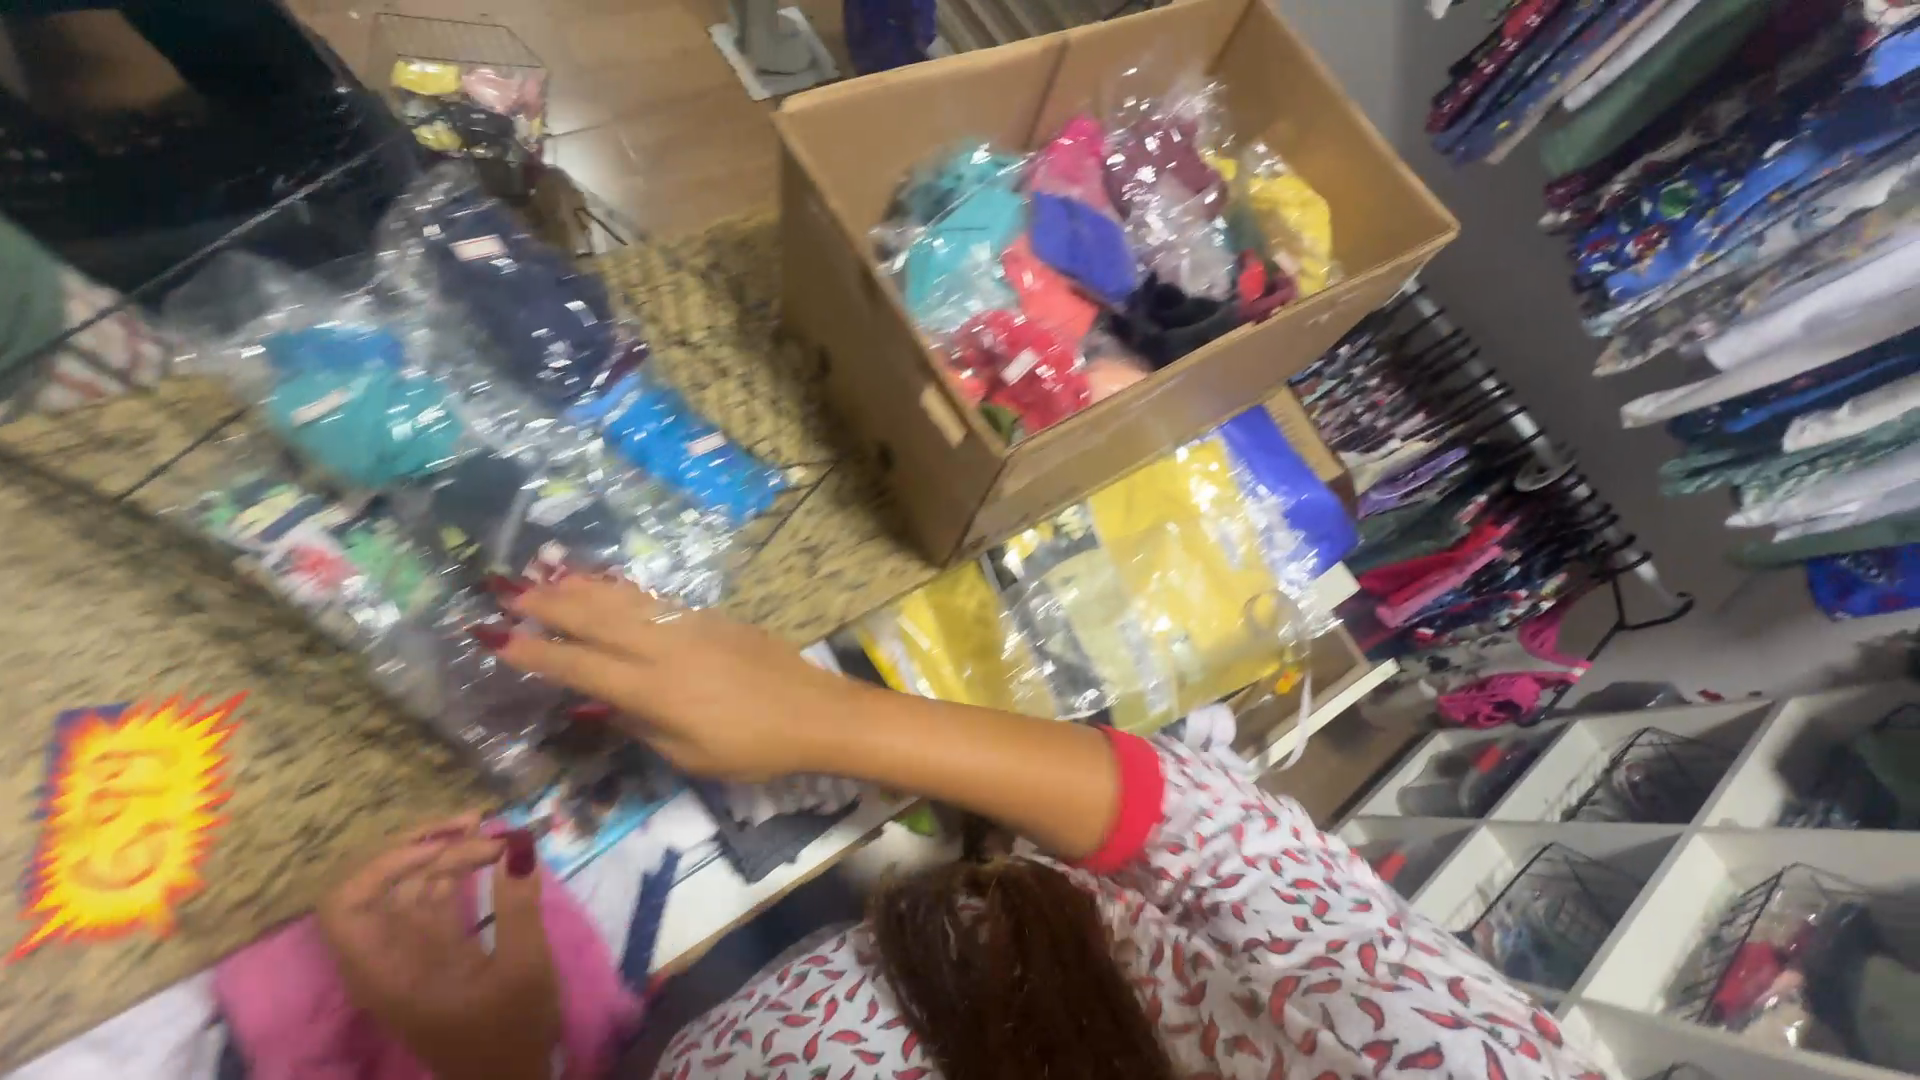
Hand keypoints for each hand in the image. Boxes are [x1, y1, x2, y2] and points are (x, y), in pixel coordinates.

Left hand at [317, 815, 558, 1079]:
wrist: (512, 1078)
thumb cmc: (511, 1031)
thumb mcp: (523, 967)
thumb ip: (518, 904)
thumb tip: (520, 841)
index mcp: (385, 971)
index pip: (349, 903)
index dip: (390, 863)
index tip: (451, 842)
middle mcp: (386, 957)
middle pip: (376, 886)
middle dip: (421, 846)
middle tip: (476, 821)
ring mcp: (412, 952)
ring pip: (409, 888)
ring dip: (445, 853)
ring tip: (492, 829)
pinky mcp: (438, 950)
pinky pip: (435, 900)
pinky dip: (459, 872)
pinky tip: (492, 854)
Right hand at [490, 577, 871, 780]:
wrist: (815, 712)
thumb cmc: (753, 748)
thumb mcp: (689, 755)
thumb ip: (639, 725)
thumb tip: (599, 704)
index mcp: (653, 691)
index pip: (580, 668)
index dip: (534, 654)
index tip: (494, 638)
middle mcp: (664, 650)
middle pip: (594, 621)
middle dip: (546, 606)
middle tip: (504, 592)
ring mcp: (690, 627)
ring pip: (624, 601)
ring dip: (580, 588)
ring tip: (543, 577)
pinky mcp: (712, 617)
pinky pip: (655, 599)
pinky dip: (623, 589)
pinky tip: (607, 585)